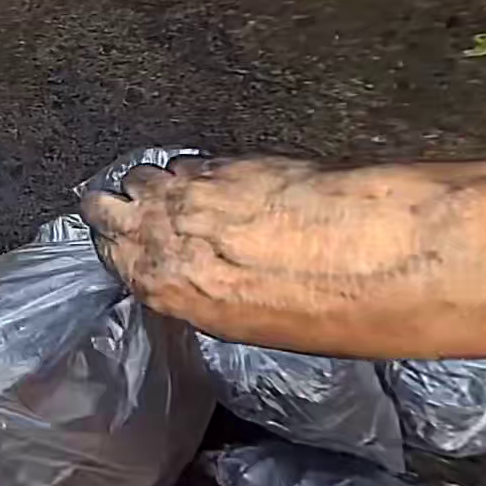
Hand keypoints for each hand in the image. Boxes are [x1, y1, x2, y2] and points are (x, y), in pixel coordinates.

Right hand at [79, 155, 485, 354]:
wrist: (383, 254)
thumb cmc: (324, 310)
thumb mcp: (243, 323)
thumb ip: (196, 292)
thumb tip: (191, 276)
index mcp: (162, 284)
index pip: (107, 251)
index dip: (115, 246)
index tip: (122, 243)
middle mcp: (158, 233)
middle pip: (102, 206)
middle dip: (113, 208)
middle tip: (133, 212)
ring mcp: (187, 191)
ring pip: (139, 177)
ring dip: (152, 185)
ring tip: (177, 196)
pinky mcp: (224, 162)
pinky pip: (184, 163)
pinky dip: (191, 173)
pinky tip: (216, 184)